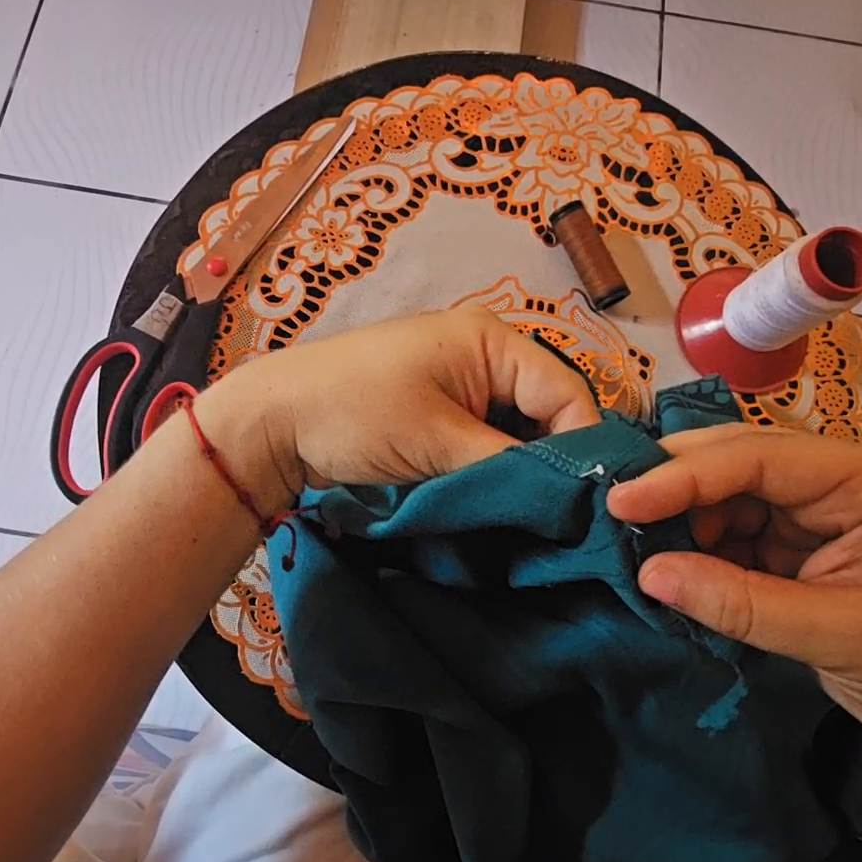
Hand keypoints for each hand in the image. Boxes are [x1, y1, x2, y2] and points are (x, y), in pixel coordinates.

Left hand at [194, 308, 600, 512]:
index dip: (582, 448)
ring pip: (519, 432)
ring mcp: (463, 385)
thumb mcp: (437, 440)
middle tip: (564, 520)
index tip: (587, 507)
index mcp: (492, 341)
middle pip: (548, 412)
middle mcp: (486, 356)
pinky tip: (497, 504)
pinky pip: (487, 441)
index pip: (566, 393)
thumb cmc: (355, 413)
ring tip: (533, 519)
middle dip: (553, 463)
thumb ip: (508, 467)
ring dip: (522, 472)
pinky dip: (493, 471)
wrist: (274, 423)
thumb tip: (570, 498)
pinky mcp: (442, 414)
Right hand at [606, 425, 861, 769]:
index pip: (759, 457)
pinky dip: (704, 552)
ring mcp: (822, 513)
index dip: (683, 475)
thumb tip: (647, 573)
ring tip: (642, 550)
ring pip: (732, 498)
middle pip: (739, 464)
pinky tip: (676, 569)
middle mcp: (842, 481)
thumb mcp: (840, 635)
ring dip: (687, 523)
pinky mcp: (805, 547)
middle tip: (616, 514)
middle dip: (678, 488)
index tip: (621, 501)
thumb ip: (738, 601)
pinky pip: (739, 535)